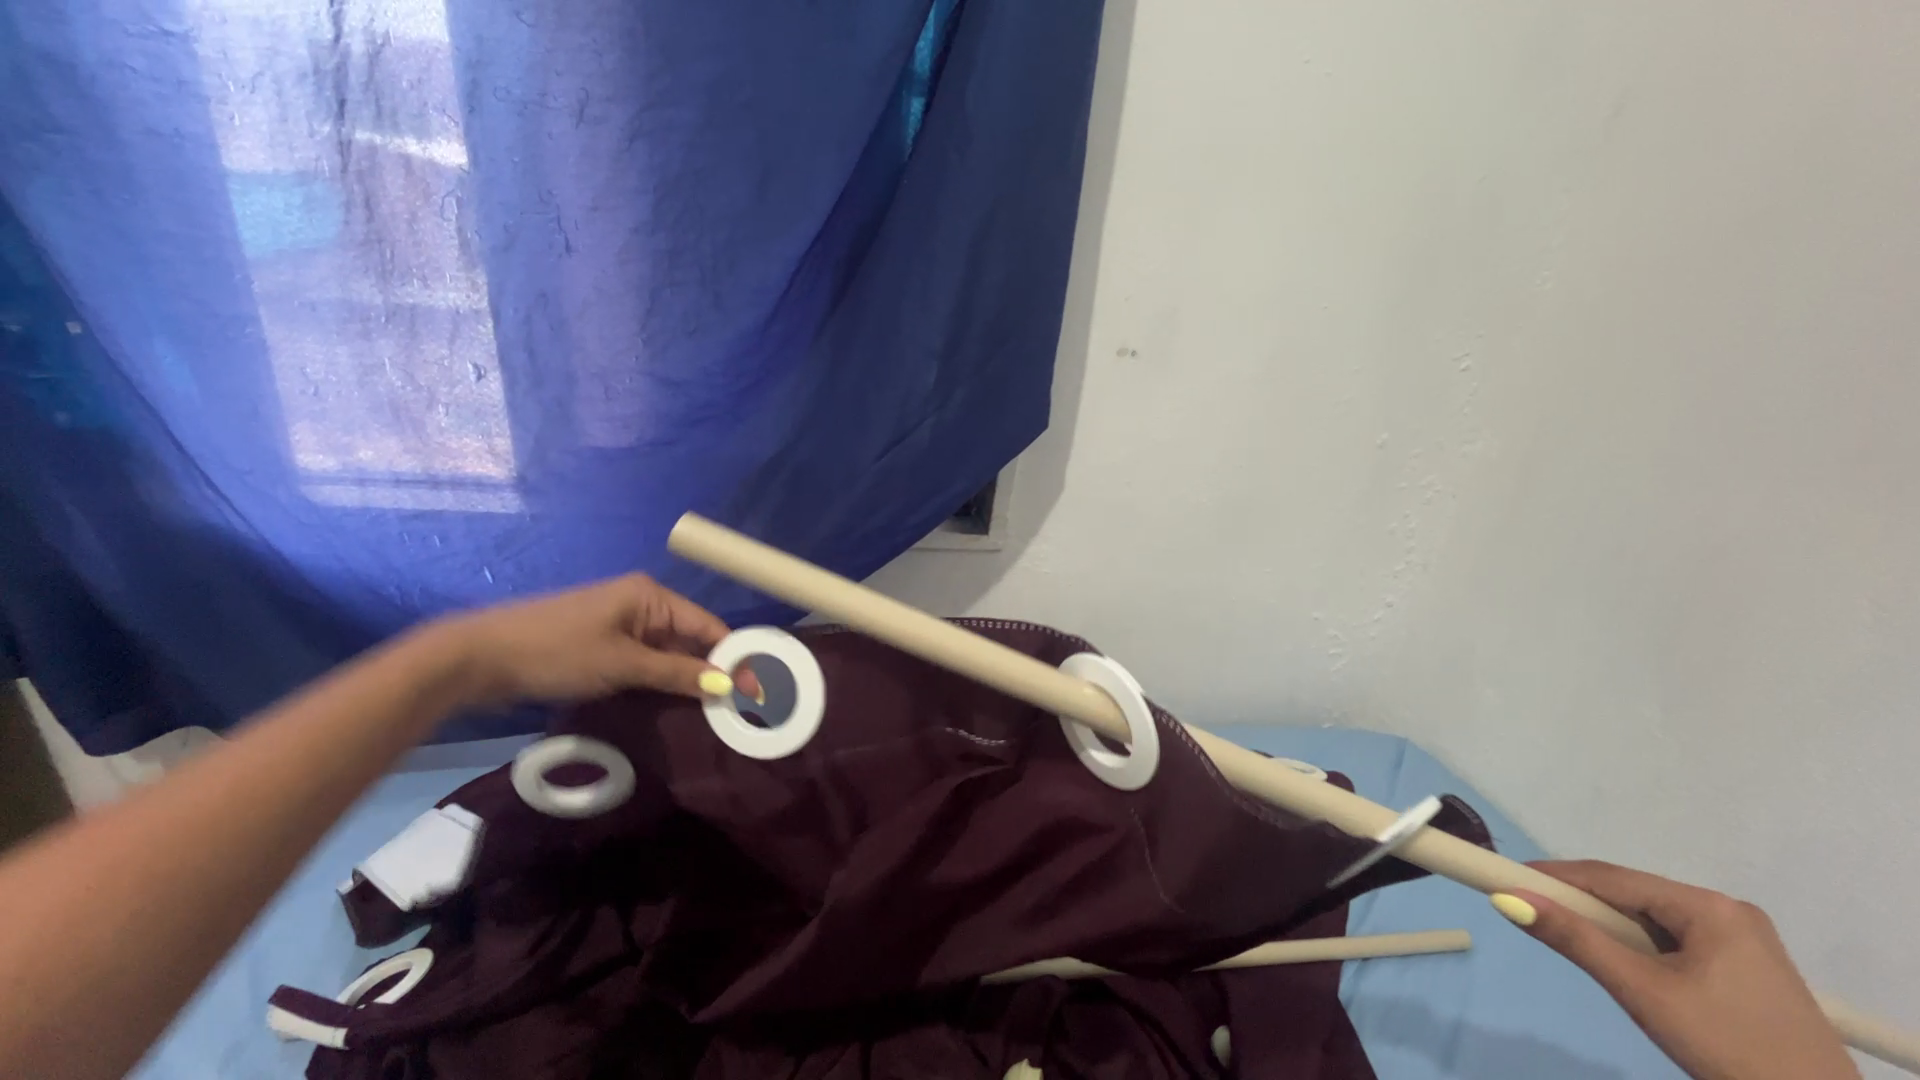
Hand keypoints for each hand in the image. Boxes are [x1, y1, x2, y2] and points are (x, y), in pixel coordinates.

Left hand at [424, 573, 757, 705]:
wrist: (480, 657)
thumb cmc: (558, 652)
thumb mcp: (624, 665)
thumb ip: (678, 673)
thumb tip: (728, 684)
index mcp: (652, 596)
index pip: (709, 627)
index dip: (734, 658)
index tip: (756, 692)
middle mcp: (642, 604)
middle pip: (692, 639)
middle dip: (713, 671)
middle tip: (738, 709)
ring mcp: (621, 624)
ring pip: (669, 653)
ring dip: (688, 679)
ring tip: (714, 713)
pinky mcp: (604, 645)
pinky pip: (646, 661)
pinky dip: (662, 680)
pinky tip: (675, 704)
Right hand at [1495, 861, 1857, 1079]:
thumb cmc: (1726, 1045)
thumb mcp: (1641, 991)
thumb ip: (1575, 939)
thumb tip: (1508, 898)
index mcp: (1710, 906)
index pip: (1612, 877)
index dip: (1555, 875)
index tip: (1506, 876)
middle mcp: (1728, 910)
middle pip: (1633, 895)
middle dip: (1582, 903)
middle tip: (1534, 912)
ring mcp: (1744, 938)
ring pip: (1652, 918)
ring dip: (1610, 926)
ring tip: (1574, 941)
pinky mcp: (1748, 966)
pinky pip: (1675, 939)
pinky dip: (1639, 945)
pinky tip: (1624, 963)